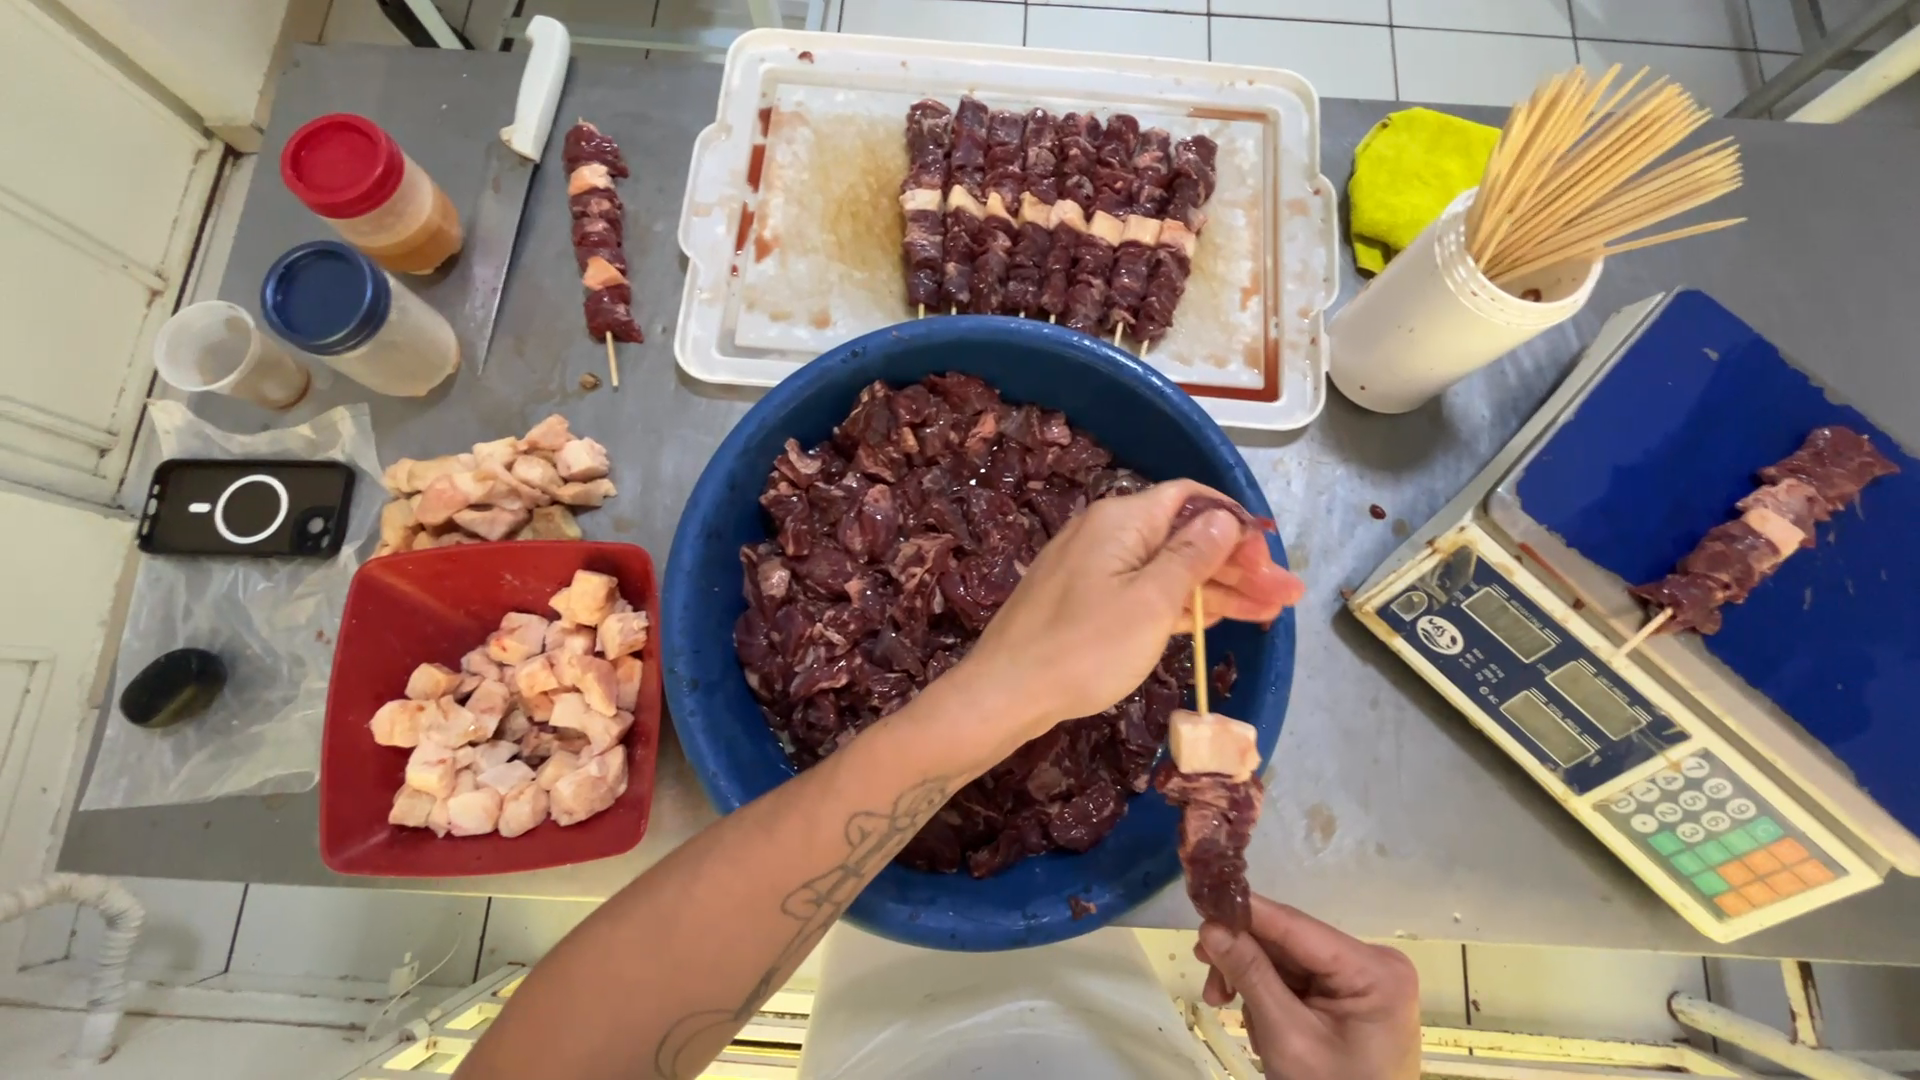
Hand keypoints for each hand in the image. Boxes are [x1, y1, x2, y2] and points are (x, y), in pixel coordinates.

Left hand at [952, 480, 1303, 750]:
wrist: (1006, 692)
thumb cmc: (1084, 647)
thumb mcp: (1149, 601)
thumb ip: (1191, 556)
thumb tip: (1224, 517)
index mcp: (1121, 520)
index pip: (1189, 499)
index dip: (1234, 521)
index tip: (1270, 555)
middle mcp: (1108, 534)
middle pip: (1184, 537)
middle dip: (1238, 563)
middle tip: (1289, 594)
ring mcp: (1096, 570)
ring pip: (1169, 569)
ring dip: (1220, 588)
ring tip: (1276, 609)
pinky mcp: (1090, 602)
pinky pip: (1147, 593)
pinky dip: (1184, 605)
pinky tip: (1224, 618)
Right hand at [1196, 896, 1421, 1079]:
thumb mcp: (1287, 1036)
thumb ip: (1249, 974)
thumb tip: (1209, 927)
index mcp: (1373, 969)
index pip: (1294, 925)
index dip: (1244, 912)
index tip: (1200, 902)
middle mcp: (1370, 962)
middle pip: (1286, 941)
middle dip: (1242, 957)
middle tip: (1203, 971)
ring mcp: (1359, 979)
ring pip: (1283, 958)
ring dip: (1248, 978)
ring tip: (1221, 1003)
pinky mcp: (1347, 996)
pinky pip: (1293, 977)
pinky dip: (1265, 993)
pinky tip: (1255, 1021)